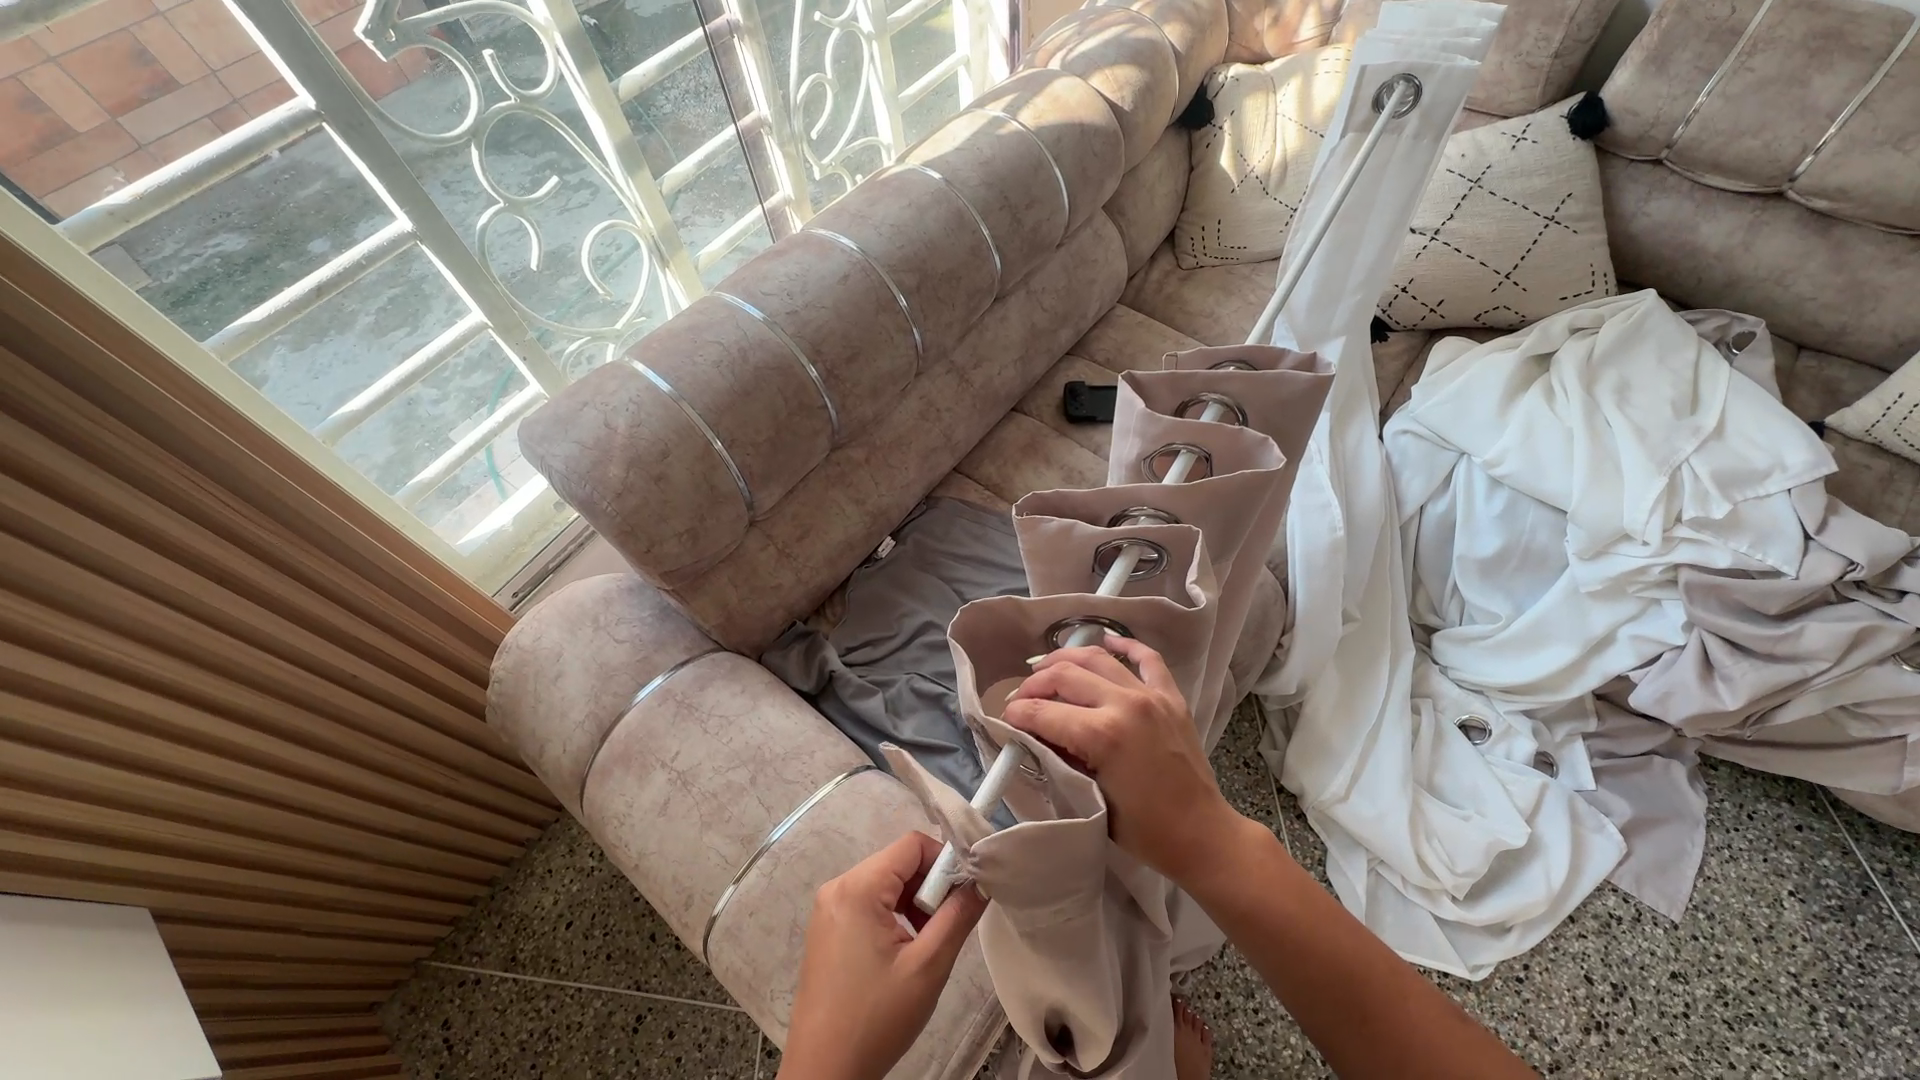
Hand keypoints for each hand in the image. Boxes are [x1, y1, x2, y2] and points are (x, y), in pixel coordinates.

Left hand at [778, 832, 988, 1079]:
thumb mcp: (928, 967)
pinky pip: (869, 904)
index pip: (911, 845)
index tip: (964, 895)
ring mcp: (828, 909)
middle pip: (898, 863)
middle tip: (944, 929)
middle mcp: (838, 887)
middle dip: (929, 888)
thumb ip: (958, 916)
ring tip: (924, 947)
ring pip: (886, 884)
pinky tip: (903, 953)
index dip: (945, 861)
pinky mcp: (827, 929)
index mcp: (858, 888)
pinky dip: (893, 917)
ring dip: (914, 904)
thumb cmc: (876, 1017)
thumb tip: (981, 882)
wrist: (824, 1071)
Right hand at [1001, 634, 1247, 885]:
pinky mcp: (1171, 697)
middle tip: (1020, 698)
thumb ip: (1061, 758)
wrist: (1201, 833)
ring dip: (1065, 658)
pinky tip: (1106, 642)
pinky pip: (1147, 659)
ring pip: (1098, 659)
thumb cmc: (1143, 829)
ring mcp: (1151, 696)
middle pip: (1065, 676)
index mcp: (1103, 735)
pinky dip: (1125, 646)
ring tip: (1045, 667)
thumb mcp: (1089, 795)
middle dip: (1033, 684)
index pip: (1044, 712)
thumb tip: (1034, 734)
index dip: (1017, 713)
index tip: (1004, 718)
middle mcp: (1125, 704)